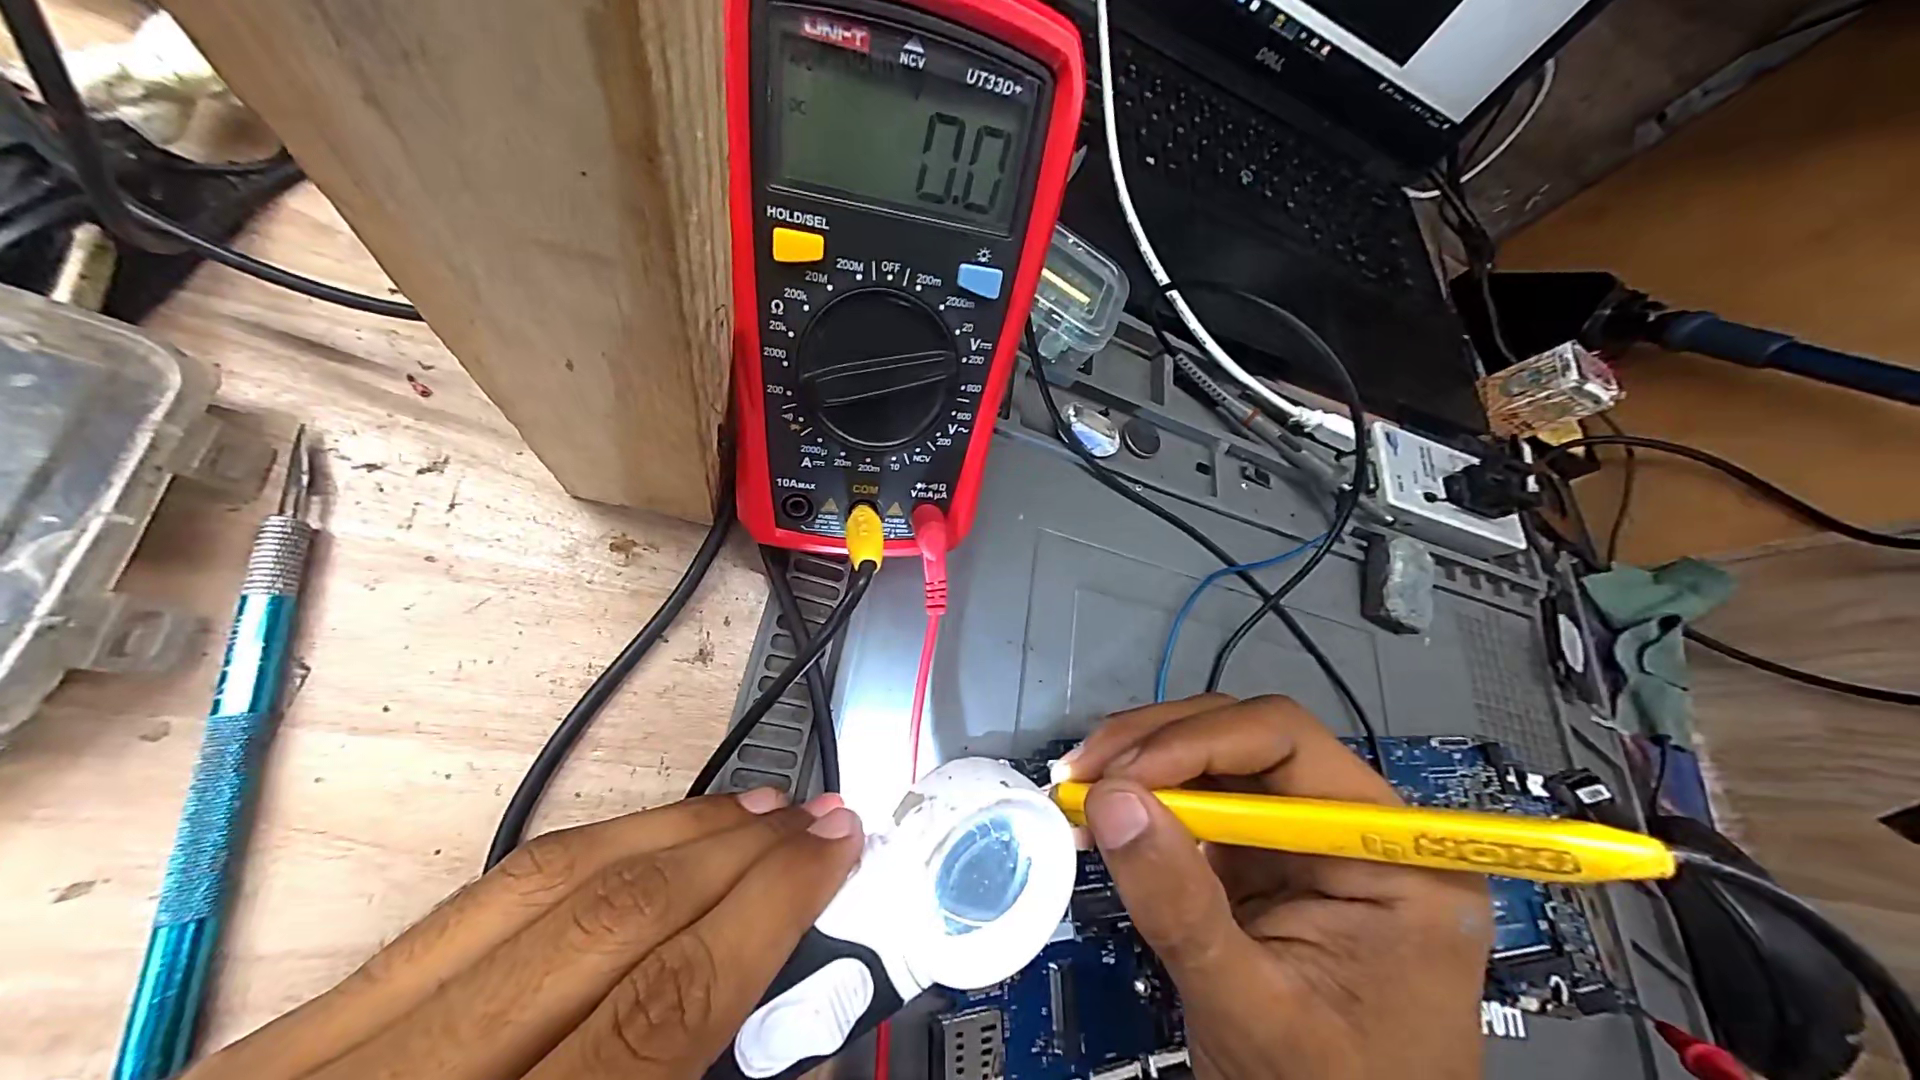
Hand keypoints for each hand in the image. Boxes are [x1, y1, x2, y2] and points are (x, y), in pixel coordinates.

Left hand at [184, 790, 862, 1079]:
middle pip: (608, 923)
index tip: (837, 846)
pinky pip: (482, 900)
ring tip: (756, 809)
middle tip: (814, 815)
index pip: (665, 1003)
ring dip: (674, 833)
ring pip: (541, 881)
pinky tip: (651, 839)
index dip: (772, 906)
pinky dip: (592, 853)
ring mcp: (307, 1063)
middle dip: (738, 851)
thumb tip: (799, 1007)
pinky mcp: (283, 1037)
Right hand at [1062, 695, 1491, 1079]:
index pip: (1287, 743)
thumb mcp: (1252, 1011)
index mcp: (1385, 851)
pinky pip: (1194, 802)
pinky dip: (1141, 800)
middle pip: (1243, 737)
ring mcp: (1296, 839)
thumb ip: (1182, 907)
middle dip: (1154, 745)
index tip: (1121, 775)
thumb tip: (1110, 800)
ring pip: (1210, 759)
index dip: (1197, 741)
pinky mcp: (1256, 858)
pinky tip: (1102, 813)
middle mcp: (1344, 824)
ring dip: (1137, 764)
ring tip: (1078, 788)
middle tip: (1083, 771)